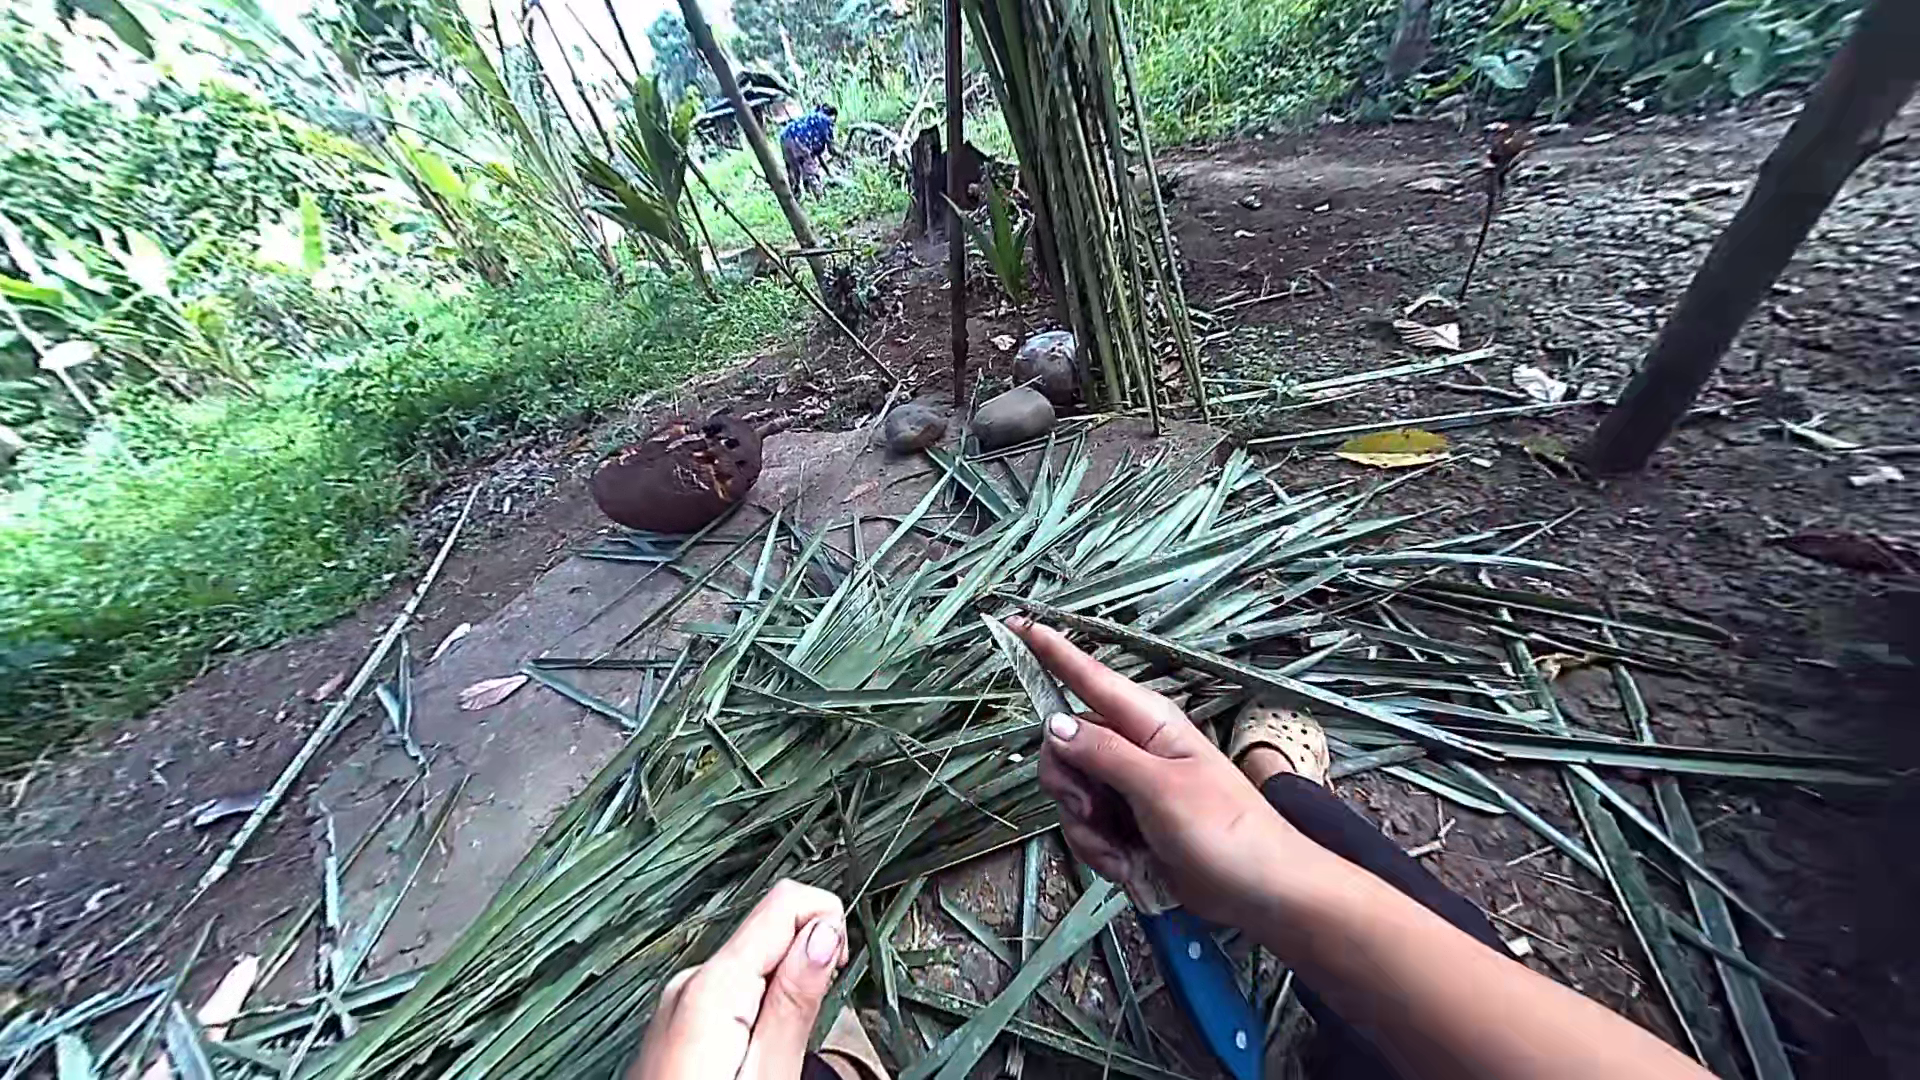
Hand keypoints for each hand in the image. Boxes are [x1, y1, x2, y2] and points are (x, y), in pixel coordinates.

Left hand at [629, 879, 847, 1079]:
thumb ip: (794, 999)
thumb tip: (822, 930)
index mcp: (710, 988)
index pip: (785, 901)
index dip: (824, 921)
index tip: (835, 968)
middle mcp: (689, 983)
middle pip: (771, 925)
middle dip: (805, 957)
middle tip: (810, 1020)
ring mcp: (679, 1003)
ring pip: (756, 956)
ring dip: (784, 983)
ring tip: (782, 1046)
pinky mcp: (678, 1021)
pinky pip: (734, 983)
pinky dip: (760, 1000)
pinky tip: (758, 1048)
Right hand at [1008, 616, 1332, 926]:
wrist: (1263, 897)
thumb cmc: (1226, 831)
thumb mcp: (1161, 788)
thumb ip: (1103, 753)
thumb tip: (1053, 723)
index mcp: (1144, 720)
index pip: (1086, 674)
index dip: (1049, 648)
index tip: (1016, 624)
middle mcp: (1128, 743)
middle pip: (1062, 742)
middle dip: (1067, 783)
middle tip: (1092, 810)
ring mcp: (1124, 782)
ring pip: (1068, 787)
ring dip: (1085, 827)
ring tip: (1123, 849)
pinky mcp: (1123, 818)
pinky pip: (1082, 823)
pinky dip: (1098, 848)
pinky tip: (1129, 864)